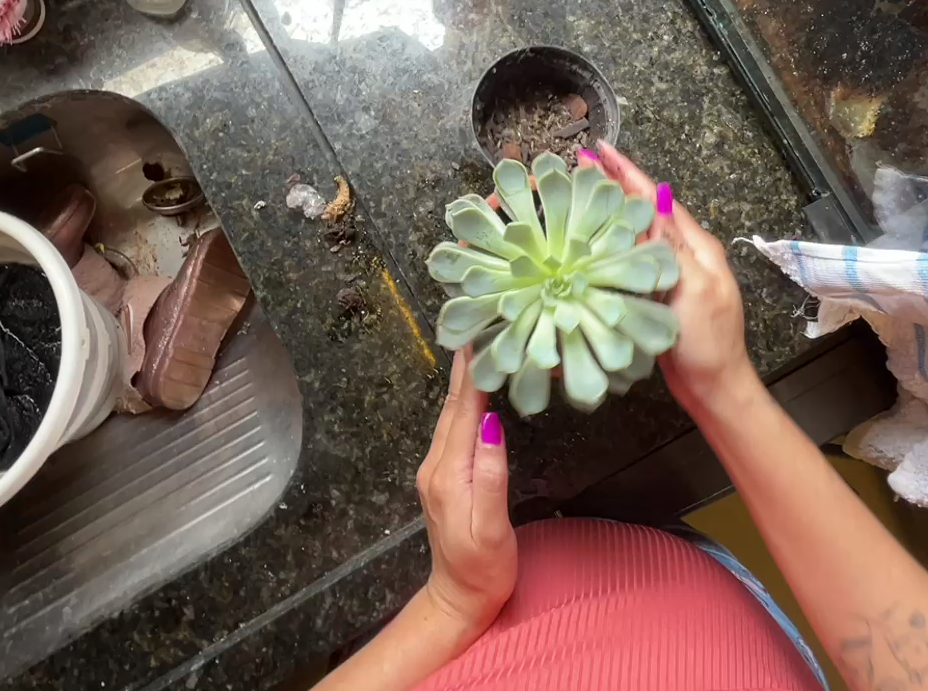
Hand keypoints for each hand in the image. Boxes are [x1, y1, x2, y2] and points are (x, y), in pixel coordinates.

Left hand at [414, 349, 516, 639]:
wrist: (458, 600)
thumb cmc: (483, 569)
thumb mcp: (491, 526)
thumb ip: (490, 474)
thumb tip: (492, 423)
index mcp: (448, 472)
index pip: (463, 411)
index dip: (471, 373)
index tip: (478, 337)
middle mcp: (436, 464)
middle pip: (453, 406)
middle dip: (465, 366)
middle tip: (477, 327)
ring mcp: (436, 468)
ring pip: (451, 414)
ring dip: (464, 380)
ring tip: (476, 347)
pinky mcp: (442, 475)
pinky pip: (453, 427)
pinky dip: (464, 401)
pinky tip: (473, 389)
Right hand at [592, 142, 760, 418]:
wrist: (714, 388)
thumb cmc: (707, 343)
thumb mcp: (694, 290)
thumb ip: (672, 246)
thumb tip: (655, 200)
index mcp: (696, 246)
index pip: (656, 197)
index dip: (627, 172)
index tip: (600, 149)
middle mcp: (683, 252)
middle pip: (645, 208)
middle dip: (615, 183)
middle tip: (580, 166)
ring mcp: (670, 272)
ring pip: (636, 230)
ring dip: (610, 209)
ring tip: (579, 193)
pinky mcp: (656, 291)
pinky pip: (630, 257)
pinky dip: (610, 241)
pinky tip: (590, 240)